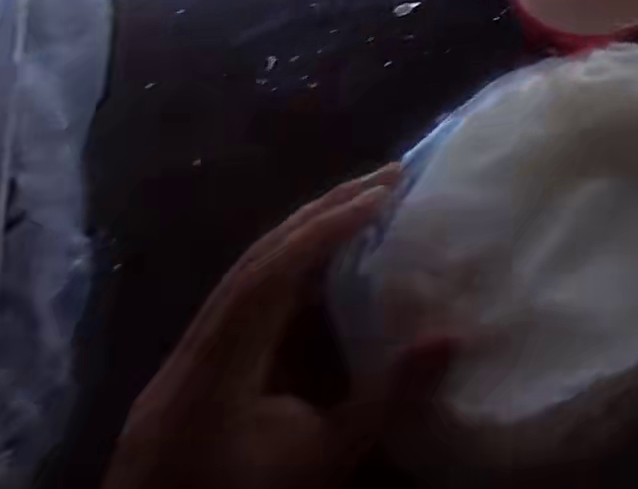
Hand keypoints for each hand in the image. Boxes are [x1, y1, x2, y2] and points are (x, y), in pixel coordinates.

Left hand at [102, 165, 451, 488]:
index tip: (380, 196)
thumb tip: (452, 337)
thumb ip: (386, 399)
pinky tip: (330, 252)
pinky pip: (246, 292)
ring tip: (365, 199)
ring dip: (307, 228)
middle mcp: (188, 357)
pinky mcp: (195, 366)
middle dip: (322, 211)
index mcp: (211, 379)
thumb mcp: (324, 464)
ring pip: (247, 270)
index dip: (323, 230)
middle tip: (386, 177)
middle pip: (255, 260)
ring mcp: (185, 359)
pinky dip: (292, 260)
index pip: (266, 280)